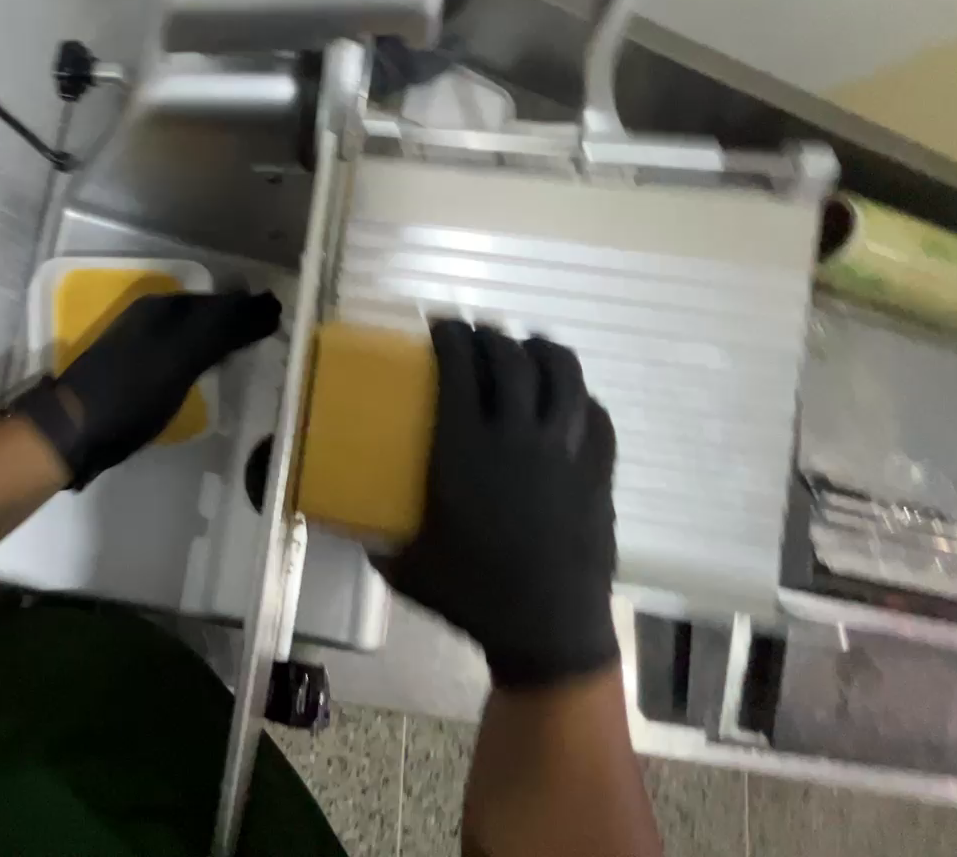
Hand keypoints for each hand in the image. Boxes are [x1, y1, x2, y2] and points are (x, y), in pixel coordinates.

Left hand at [11, 290, 280, 487]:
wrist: (74, 429)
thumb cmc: (130, 395)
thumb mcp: (180, 360)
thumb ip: (219, 333)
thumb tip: (263, 306)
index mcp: (164, 309)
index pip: (219, 302)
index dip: (249, 308)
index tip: (280, 313)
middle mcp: (151, 316)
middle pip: (205, 311)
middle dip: (237, 316)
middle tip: (270, 324)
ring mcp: (138, 339)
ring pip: (191, 328)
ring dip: (220, 332)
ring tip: (248, 342)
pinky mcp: (131, 364)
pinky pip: (178, 347)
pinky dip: (201, 350)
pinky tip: (210, 362)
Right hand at [382, 321, 618, 687]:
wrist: (546, 630)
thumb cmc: (470, 594)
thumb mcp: (407, 566)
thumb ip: (380, 542)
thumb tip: (358, 533)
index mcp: (464, 450)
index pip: (460, 368)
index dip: (451, 337)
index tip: (441, 326)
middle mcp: (517, 438)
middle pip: (511, 360)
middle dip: (492, 336)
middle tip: (478, 337)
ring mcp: (565, 453)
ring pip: (564, 377)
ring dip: (543, 352)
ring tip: (527, 350)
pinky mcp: (598, 474)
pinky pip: (596, 417)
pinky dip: (580, 398)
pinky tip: (569, 403)